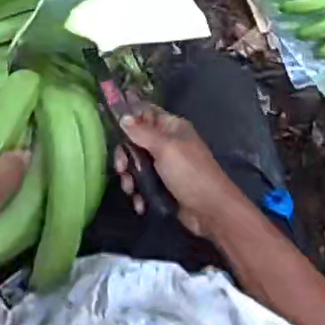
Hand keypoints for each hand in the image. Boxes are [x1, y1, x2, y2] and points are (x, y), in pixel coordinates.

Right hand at [116, 105, 252, 239]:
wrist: (211, 211)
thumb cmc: (190, 173)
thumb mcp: (165, 148)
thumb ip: (142, 132)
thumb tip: (123, 117)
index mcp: (171, 127)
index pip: (145, 113)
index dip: (129, 119)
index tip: (113, 128)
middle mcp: (166, 143)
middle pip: (135, 141)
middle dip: (125, 156)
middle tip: (122, 168)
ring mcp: (164, 166)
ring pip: (136, 164)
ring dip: (130, 177)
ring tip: (131, 190)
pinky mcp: (162, 186)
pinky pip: (142, 184)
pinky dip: (139, 193)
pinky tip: (140, 203)